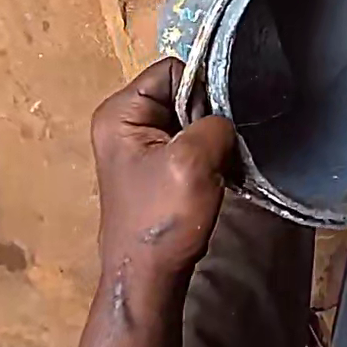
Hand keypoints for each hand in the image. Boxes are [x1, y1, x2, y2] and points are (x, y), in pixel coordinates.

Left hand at [89, 58, 236, 287]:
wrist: (150, 276)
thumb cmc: (162, 218)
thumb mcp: (193, 160)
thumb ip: (214, 121)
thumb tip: (226, 118)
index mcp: (119, 112)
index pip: (173, 69)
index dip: (201, 88)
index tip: (212, 124)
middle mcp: (125, 121)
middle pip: (182, 91)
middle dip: (207, 114)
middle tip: (217, 147)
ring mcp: (140, 144)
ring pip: (191, 116)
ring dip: (210, 136)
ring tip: (217, 162)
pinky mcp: (157, 164)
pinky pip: (191, 139)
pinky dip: (208, 151)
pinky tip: (214, 171)